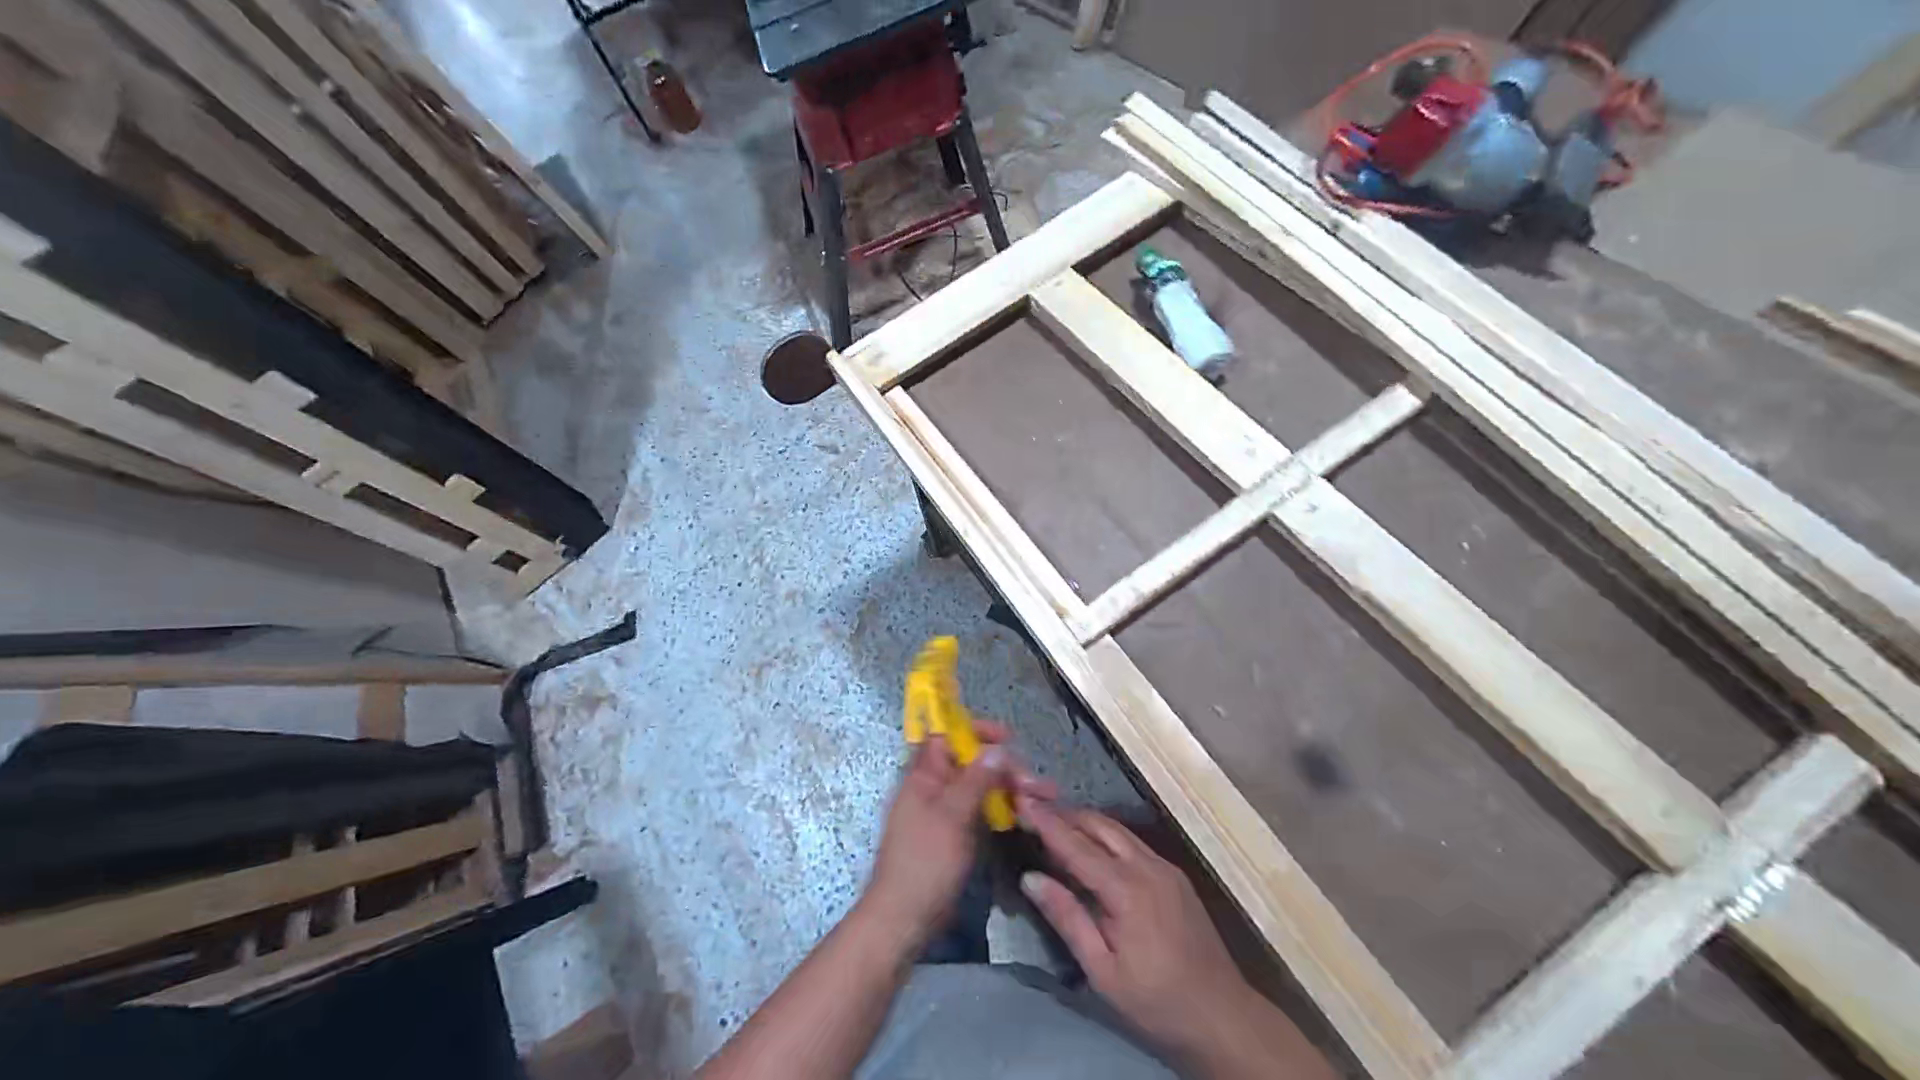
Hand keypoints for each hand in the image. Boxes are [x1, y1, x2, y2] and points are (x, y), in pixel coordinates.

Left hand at [859, 723, 1052, 950]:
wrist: (905, 918)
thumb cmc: (926, 862)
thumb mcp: (953, 815)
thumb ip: (976, 779)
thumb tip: (997, 748)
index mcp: (923, 776)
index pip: (947, 736)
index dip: (975, 731)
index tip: (1007, 738)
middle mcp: (931, 788)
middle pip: (969, 762)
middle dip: (1002, 765)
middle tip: (1033, 782)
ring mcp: (942, 813)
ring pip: (977, 787)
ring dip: (1006, 787)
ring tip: (1040, 796)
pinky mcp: (952, 836)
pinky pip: (978, 810)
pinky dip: (999, 808)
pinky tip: (1022, 815)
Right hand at [1016, 797, 1262, 1060]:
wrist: (1223, 1016)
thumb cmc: (1156, 1001)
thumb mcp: (1102, 971)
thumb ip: (1067, 918)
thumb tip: (1031, 877)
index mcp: (1126, 890)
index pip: (1077, 845)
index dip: (1047, 823)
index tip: (1021, 803)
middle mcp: (1147, 867)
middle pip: (1099, 825)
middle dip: (1065, 814)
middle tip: (1033, 810)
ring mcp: (1165, 868)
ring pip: (1117, 830)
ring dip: (1085, 822)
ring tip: (1055, 823)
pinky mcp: (1175, 876)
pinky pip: (1132, 843)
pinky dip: (1105, 836)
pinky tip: (1091, 847)